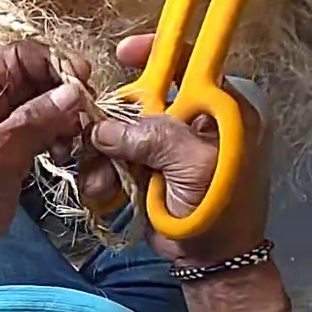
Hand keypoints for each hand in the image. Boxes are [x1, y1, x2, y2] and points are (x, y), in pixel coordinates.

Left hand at [0, 40, 89, 258]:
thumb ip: (34, 119)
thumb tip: (74, 92)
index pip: (17, 57)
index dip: (51, 62)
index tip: (80, 79)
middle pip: (36, 79)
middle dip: (63, 93)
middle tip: (85, 112)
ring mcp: (4, 125)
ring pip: (46, 105)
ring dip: (65, 118)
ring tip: (72, 138)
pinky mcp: (18, 147)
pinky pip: (47, 129)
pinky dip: (60, 137)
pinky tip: (63, 153)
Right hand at [79, 34, 269, 265]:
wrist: (210, 259)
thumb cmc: (218, 208)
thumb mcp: (195, 166)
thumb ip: (154, 138)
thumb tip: (103, 129)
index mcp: (215, 108)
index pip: (187, 62)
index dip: (156, 52)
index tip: (121, 54)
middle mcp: (187, 122)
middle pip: (138, 102)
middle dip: (111, 123)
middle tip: (93, 142)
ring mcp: (163, 149)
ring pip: (117, 135)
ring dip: (100, 159)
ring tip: (100, 185)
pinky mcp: (143, 173)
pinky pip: (111, 163)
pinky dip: (101, 178)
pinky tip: (102, 195)